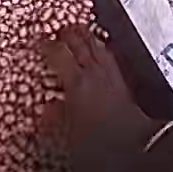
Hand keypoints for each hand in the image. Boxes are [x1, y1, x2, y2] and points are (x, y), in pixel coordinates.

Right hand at [42, 23, 157, 171]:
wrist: (133, 139)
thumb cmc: (99, 141)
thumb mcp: (68, 134)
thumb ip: (54, 119)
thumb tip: (45, 108)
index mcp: (76, 83)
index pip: (59, 55)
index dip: (48, 47)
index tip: (39, 43)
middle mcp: (93, 72)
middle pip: (79, 44)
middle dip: (68, 35)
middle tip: (58, 31)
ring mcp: (108, 72)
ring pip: (96, 45)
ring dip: (85, 35)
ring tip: (77, 30)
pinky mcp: (120, 77)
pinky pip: (108, 53)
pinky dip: (100, 46)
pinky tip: (99, 47)